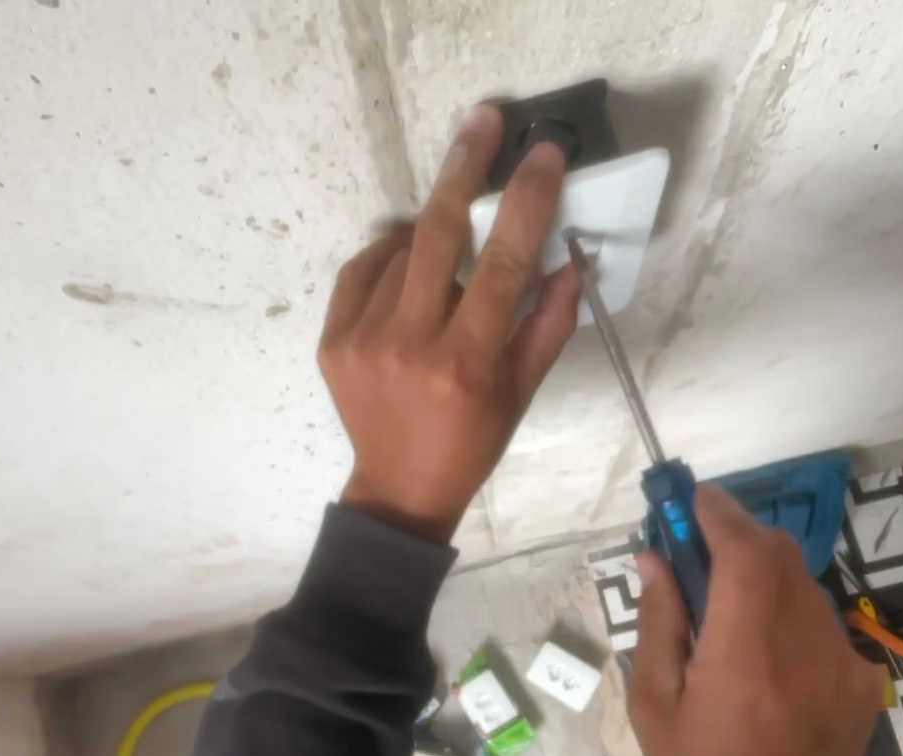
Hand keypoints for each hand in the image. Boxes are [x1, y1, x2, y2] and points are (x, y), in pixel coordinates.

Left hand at [318, 104, 582, 542]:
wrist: (399, 488)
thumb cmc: (470, 445)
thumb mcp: (520, 394)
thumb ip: (548, 327)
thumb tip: (570, 262)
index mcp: (466, 361)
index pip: (504, 262)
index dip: (527, 200)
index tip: (544, 153)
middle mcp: (410, 343)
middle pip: (438, 232)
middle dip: (464, 166)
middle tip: (483, 121)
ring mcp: (362, 340)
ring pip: (400, 250)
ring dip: (429, 235)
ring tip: (446, 260)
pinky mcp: (332, 341)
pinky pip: (362, 270)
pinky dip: (389, 256)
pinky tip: (407, 272)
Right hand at [629, 486, 884, 755]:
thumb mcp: (653, 705)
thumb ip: (658, 623)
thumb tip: (653, 558)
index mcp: (743, 659)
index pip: (743, 554)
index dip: (718, 514)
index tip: (689, 499)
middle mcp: (804, 648)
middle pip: (778, 553)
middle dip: (736, 533)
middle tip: (695, 547)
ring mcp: (844, 661)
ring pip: (801, 579)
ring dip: (759, 570)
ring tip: (724, 604)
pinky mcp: (863, 676)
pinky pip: (819, 615)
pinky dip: (784, 606)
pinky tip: (762, 648)